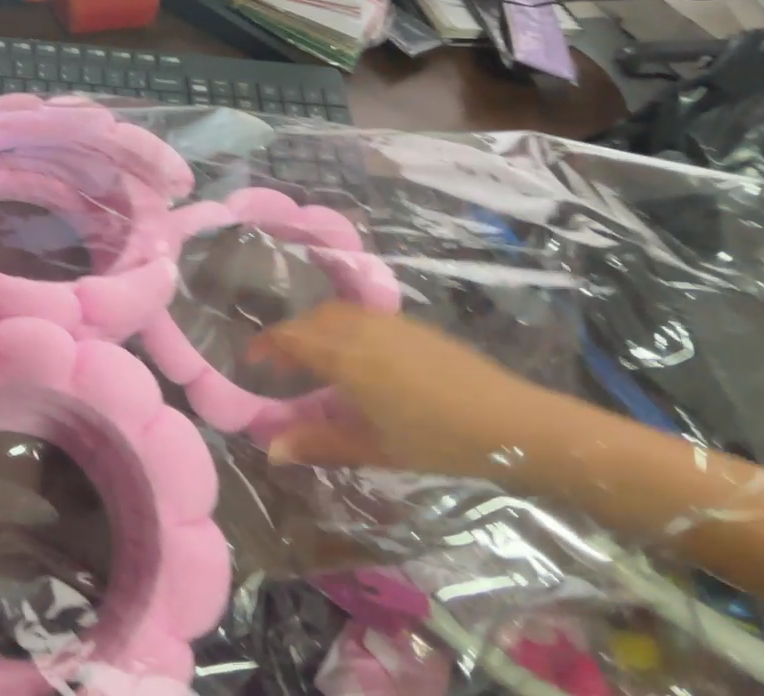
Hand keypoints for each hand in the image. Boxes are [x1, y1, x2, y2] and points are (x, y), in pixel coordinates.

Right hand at [248, 302, 560, 478]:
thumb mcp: (374, 448)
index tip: (249, 362)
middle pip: (310, 320)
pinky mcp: (413, 326)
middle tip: (279, 364)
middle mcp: (361, 329)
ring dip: (315, 329)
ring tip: (312, 358)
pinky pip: (361, 316)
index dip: (265, 346)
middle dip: (288, 337)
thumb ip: (319, 444)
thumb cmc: (437, 440)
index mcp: (345, 357)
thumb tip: (272, 450)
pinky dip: (342, 327)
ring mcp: (390, 323)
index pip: (290, 338)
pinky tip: (355, 356)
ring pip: (337, 313)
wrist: (513, 423)